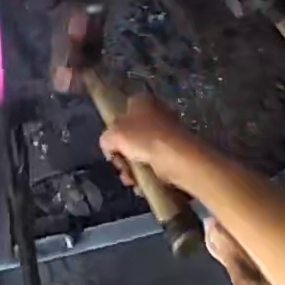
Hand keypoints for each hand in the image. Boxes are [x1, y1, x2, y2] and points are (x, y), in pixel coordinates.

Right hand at [98, 96, 218, 193]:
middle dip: (123, 156)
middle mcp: (156, 112)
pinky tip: (143, 184)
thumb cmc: (144, 139)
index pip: (121, 115)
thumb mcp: (113, 135)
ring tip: (132, 180)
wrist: (178, 157)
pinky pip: (154, 161)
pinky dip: (147, 173)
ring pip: (141, 152)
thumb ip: (106, 139)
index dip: (113, 133)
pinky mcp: (175, 149)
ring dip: (132, 169)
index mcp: (142, 101)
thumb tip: (110, 147)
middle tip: (122, 168)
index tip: (112, 149)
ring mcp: (167, 131)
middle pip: (130, 137)